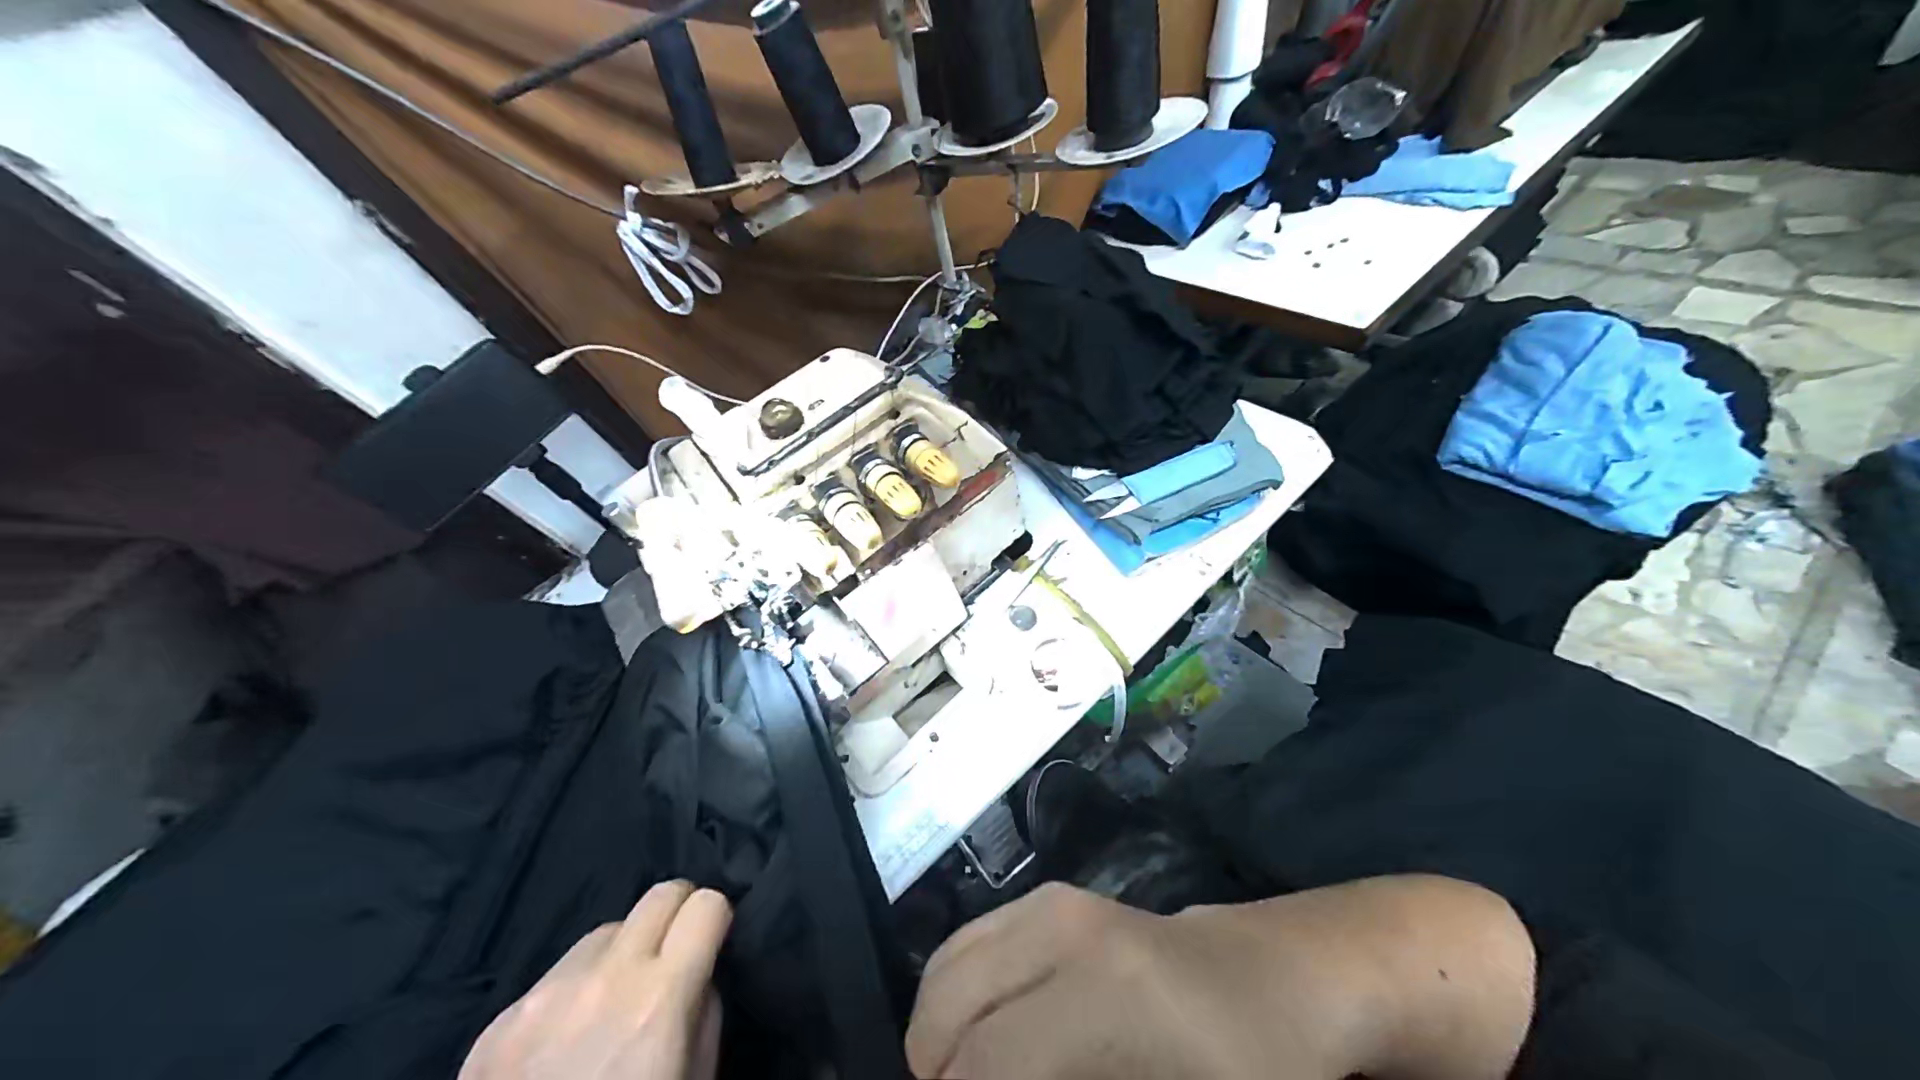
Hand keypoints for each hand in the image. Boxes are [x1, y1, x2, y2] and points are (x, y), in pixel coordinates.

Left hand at [459, 881, 731, 1079]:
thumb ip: (705, 1016)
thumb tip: (698, 974)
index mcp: (660, 997)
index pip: (706, 902)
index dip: (715, 918)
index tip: (712, 941)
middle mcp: (604, 978)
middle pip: (659, 893)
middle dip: (677, 913)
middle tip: (675, 953)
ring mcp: (545, 994)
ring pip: (605, 931)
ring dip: (622, 952)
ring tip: (613, 1004)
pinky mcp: (499, 1021)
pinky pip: (556, 975)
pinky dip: (575, 991)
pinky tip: (564, 1042)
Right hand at [907, 876, 1534, 1079]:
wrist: (1283, 975)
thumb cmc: (1255, 1066)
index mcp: (1101, 993)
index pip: (981, 1063)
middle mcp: (1059, 929)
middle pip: (946, 1007)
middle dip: (935, 1072)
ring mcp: (1049, 901)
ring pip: (946, 969)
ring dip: (937, 1035)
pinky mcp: (1047, 896)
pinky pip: (968, 945)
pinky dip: (955, 996)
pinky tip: (980, 1037)